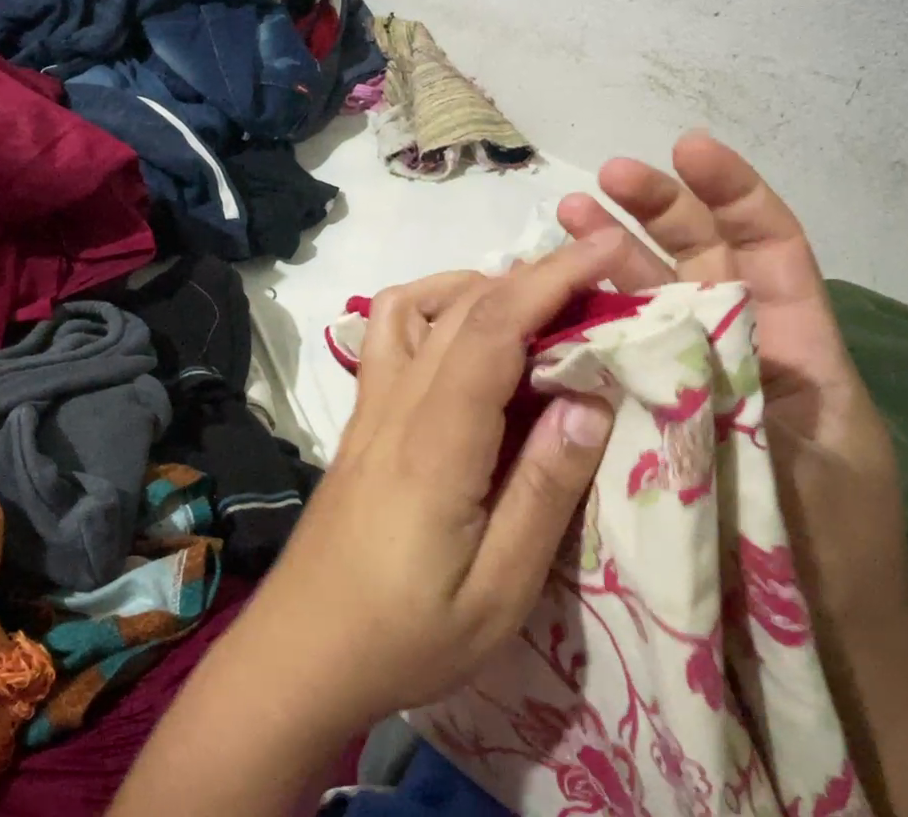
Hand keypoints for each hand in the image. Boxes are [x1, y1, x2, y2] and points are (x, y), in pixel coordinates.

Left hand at [235, 233, 632, 727]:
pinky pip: (387, 341)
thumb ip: (543, 493)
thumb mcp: (498, 592)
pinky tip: (466, 347)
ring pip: (410, 310)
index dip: (550, 280)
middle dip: (529, 276)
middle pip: (456, 309)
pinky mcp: (358, 426)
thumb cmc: (404, 638)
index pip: (491, 331)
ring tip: (533, 311)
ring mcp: (368, 412)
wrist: (300, 654)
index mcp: (436, 446)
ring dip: (473, 289)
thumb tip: (588, 401)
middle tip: (595, 282)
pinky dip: (431, 313)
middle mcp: (394, 409)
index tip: (607, 251)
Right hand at [558, 133, 907, 815]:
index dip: (731, 190)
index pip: (764, 245)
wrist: (806, 633)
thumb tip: (683, 308)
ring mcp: (686, 385)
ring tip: (566, 219)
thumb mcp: (816, 432)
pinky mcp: (645, 421)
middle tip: (599, 181)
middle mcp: (735, 352)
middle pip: (697, 260)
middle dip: (655, 211)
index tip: (686, 148)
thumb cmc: (827, 536)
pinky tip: (551, 302)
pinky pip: (616, 360)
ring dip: (610, 257)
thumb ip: (759, 366)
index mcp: (791, 343)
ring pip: (647, 302)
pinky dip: (588, 325)